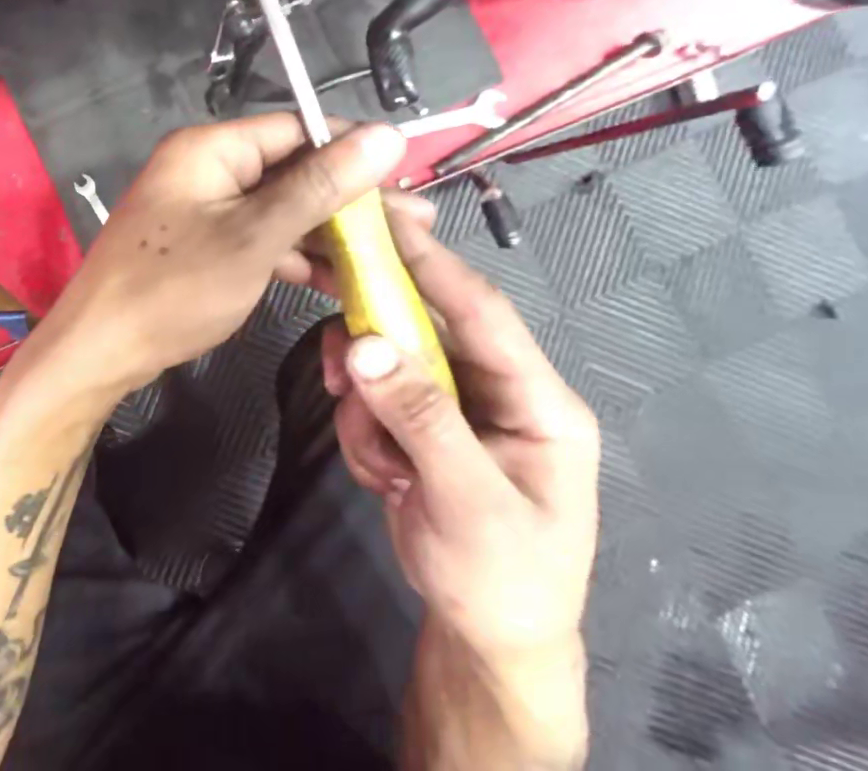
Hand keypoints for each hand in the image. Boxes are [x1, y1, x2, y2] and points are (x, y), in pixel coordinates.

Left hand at [35, 113, 406, 391]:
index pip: (297, 130)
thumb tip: (387, 135)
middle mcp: (209, 169)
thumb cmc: (174, 290)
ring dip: (331, 233)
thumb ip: (321, 186)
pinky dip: (297, 256)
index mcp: (212, 149)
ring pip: (282, 210)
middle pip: (294, 172)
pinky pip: (262, 239)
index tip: (405, 177)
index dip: (353, 151)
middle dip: (351, 200)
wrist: (100, 353)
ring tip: (393, 252)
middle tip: (415, 223)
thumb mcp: (255, 236)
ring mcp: (206, 210)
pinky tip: (340, 278)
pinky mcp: (206, 246)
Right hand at [318, 214, 600, 661]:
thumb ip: (421, 418)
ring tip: (377, 463)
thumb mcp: (469, 503)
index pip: (484, 314)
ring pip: (388, 367)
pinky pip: (375, 403)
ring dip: (366, 407)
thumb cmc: (504, 577)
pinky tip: (382, 478)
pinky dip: (363, 433)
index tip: (384, 229)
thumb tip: (362, 343)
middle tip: (330, 325)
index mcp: (537, 398)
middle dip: (377, 336)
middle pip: (426, 330)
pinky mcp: (421, 427)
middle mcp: (496, 389)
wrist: (489, 639)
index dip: (433, 268)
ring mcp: (455, 408)